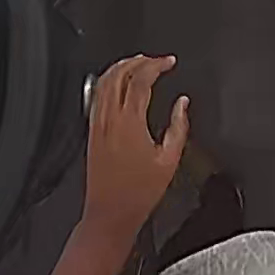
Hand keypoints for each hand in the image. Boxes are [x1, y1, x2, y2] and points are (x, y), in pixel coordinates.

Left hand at [83, 55, 189, 242]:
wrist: (110, 215)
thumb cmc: (138, 193)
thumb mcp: (170, 159)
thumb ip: (179, 126)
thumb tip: (182, 104)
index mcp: (129, 123)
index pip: (140, 80)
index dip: (156, 65)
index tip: (169, 62)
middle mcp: (109, 120)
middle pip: (118, 75)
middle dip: (138, 60)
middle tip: (155, 59)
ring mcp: (97, 125)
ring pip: (103, 82)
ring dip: (121, 67)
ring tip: (138, 62)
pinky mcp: (91, 132)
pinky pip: (96, 96)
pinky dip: (108, 80)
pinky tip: (118, 82)